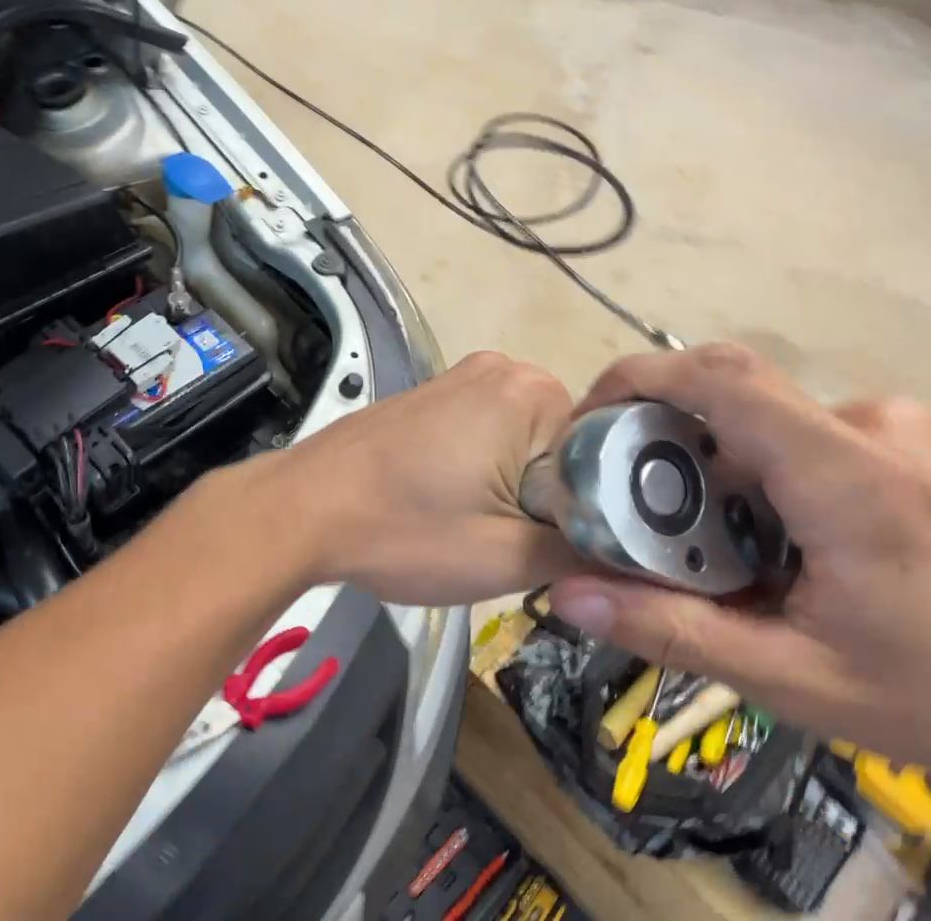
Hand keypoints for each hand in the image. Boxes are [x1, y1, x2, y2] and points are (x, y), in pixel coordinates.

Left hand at [206, 351, 583, 604]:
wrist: (296, 511)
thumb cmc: (400, 530)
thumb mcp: (507, 558)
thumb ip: (585, 555)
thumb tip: (634, 561)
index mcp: (532, 391)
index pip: (610, 456)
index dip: (599, 513)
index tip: (575, 554)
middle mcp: (499, 369)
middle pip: (565, 449)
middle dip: (551, 502)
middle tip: (513, 548)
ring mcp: (453, 381)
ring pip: (520, 449)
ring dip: (512, 494)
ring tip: (471, 532)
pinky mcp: (422, 401)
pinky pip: (480, 439)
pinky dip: (478, 477)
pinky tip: (444, 509)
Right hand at [546, 344, 930, 785]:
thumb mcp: (794, 679)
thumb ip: (671, 630)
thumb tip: (564, 594)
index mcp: (846, 475)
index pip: (719, 379)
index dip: (635, 379)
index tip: (584, 421)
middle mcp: (875, 429)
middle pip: (734, 392)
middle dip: (662, 434)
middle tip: (627, 502)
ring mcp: (907, 434)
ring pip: (767, 421)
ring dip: (714, 467)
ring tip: (705, 547)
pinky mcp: (921, 449)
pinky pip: (808, 436)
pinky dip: (760, 474)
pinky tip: (772, 546)